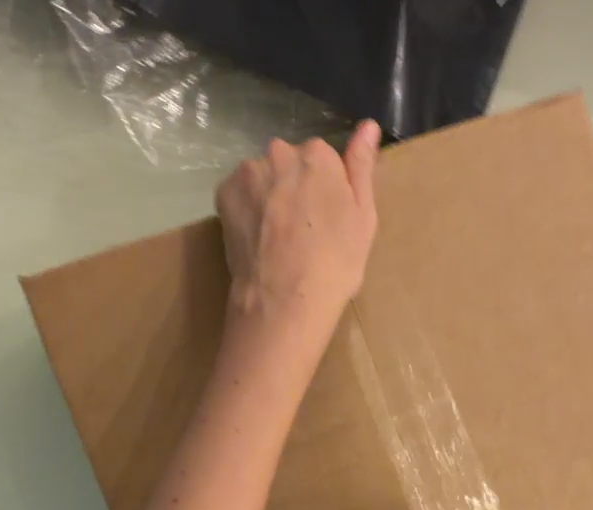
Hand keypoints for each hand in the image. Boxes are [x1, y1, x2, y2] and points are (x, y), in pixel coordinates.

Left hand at [215, 120, 379, 345]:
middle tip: (302, 231)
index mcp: (318, 154)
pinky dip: (247, 210)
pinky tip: (258, 238)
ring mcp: (248, 172)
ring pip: (262, 178)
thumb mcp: (363, 217)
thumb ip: (362, 166)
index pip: (323, 160)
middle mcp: (280, 152)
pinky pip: (240, 194)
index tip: (327, 219)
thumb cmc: (335, 263)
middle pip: (289, 164)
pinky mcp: (224, 194)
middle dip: (294, 187)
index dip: (326, 190)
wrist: (284, 299)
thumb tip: (368, 126)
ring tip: (277, 238)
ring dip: (268, 197)